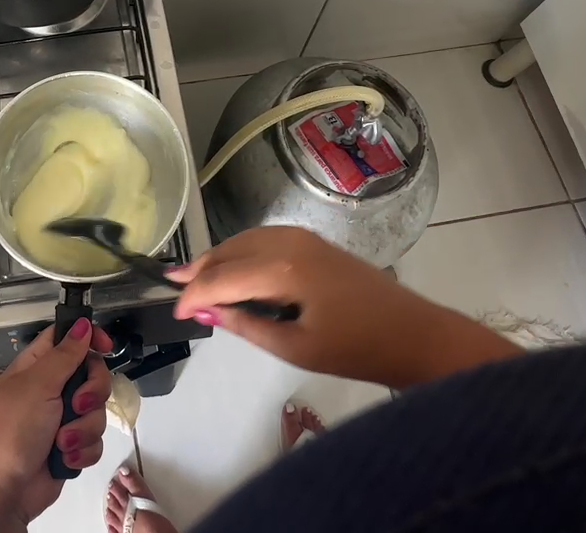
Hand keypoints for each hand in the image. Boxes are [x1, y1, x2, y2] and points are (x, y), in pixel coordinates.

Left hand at [0, 318, 114, 530]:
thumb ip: (65, 354)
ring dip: (83, 429)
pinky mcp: (71, 445)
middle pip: (92, 373)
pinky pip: (95, 440)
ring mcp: (62, 417)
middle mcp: (52, 387)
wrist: (4, 491)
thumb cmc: (12, 431)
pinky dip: (82, 450)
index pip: (69, 337)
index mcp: (38, 365)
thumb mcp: (38, 385)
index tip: (106, 345)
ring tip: (61, 442)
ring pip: (97, 410)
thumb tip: (82, 324)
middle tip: (76, 404)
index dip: (89, 337)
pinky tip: (64, 458)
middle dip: (92, 392)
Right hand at [170, 226, 518, 388]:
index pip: (222, 278)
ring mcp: (300, 236)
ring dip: (218, 258)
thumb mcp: (296, 347)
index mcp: (282, 268)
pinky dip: (240, 252)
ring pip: (243, 240)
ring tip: (192, 277)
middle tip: (171, 285)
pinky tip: (232, 268)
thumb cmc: (357, 348)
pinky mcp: (310, 240)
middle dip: (199, 269)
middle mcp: (287, 241)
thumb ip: (246, 325)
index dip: (194, 295)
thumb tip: (205, 312)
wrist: (414, 333)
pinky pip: (261, 239)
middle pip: (229, 251)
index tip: (175, 312)